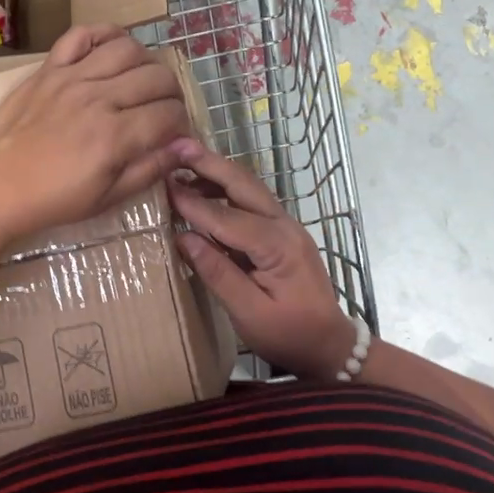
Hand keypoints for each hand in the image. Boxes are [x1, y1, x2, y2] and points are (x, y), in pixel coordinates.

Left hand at [0, 26, 191, 243]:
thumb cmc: (52, 200)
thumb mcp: (107, 198)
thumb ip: (150, 168)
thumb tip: (188, 147)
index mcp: (114, 136)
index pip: (170, 114)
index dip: (181, 124)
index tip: (175, 134)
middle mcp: (97, 98)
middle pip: (156, 77)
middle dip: (171, 94)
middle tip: (163, 110)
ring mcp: (71, 77)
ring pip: (127, 49)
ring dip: (145, 62)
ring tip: (142, 80)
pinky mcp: (48, 68)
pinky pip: (81, 35)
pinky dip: (103, 34)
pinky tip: (112, 50)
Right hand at [167, 140, 356, 378]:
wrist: (331, 347)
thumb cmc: (290, 335)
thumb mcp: (250, 314)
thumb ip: (218, 274)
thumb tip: (184, 239)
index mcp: (278, 246)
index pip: (227, 217)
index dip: (193, 202)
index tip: (163, 185)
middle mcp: (284, 226)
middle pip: (243, 184)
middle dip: (209, 164)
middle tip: (176, 146)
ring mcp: (286, 226)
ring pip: (248, 188)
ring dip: (216, 172)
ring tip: (182, 162)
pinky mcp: (281, 233)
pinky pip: (250, 202)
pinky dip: (225, 190)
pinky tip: (203, 191)